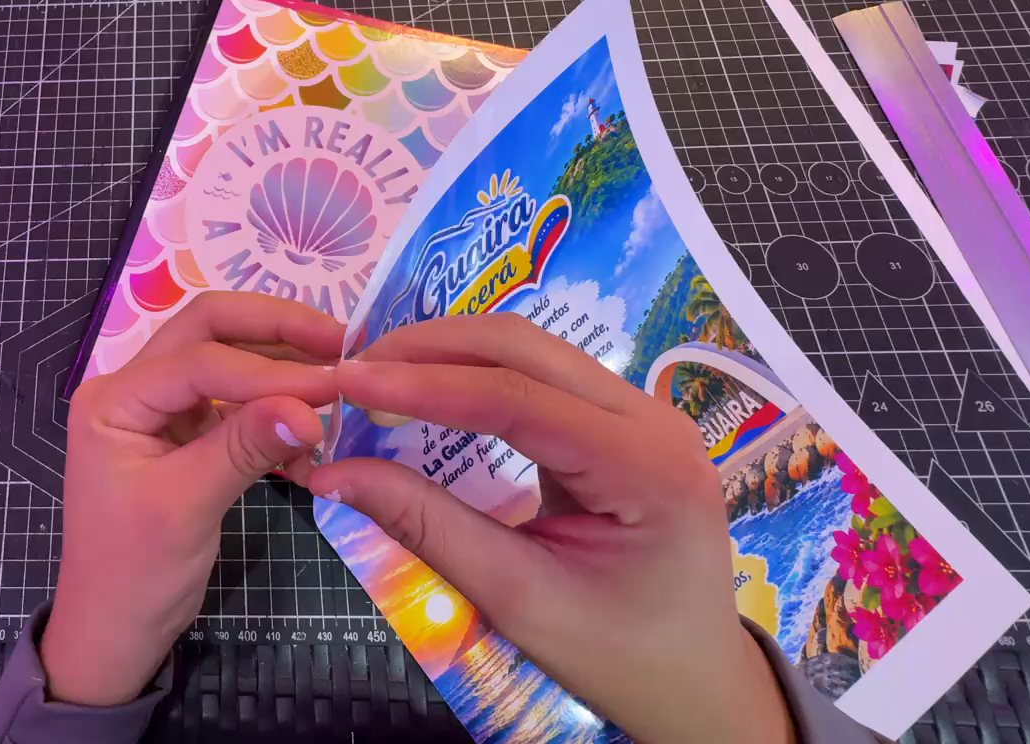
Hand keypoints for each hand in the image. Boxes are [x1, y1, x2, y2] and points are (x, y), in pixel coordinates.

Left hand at [40, 292, 341, 705]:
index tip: (328, 384)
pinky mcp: (187, 430)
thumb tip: (311, 406)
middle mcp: (133, 387)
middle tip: (336, 338)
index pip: (197, 360)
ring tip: (335, 370)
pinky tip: (311, 422)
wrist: (114, 629)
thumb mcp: (185, 508)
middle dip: (272, 328)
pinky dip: (272, 403)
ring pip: (224, 355)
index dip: (265, 370)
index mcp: (115, 398)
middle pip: (207, 330)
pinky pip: (234, 399)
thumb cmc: (133, 572)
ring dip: (278, 360)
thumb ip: (243, 448)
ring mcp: (161, 406)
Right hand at [302, 315, 795, 743]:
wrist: (699, 686)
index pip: (516, 397)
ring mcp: (635, 407)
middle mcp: (649, 416)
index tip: (348, 381)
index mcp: (645, 467)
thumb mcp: (516, 599)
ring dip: (444, 349)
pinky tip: (426, 379)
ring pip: (524, 344)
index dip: (423, 384)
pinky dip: (467, 365)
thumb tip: (330, 473)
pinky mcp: (611, 413)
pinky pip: (530, 366)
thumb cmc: (620, 657)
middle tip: (354, 371)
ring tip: (378, 371)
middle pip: (521, 346)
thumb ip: (424, 524)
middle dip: (427, 349)